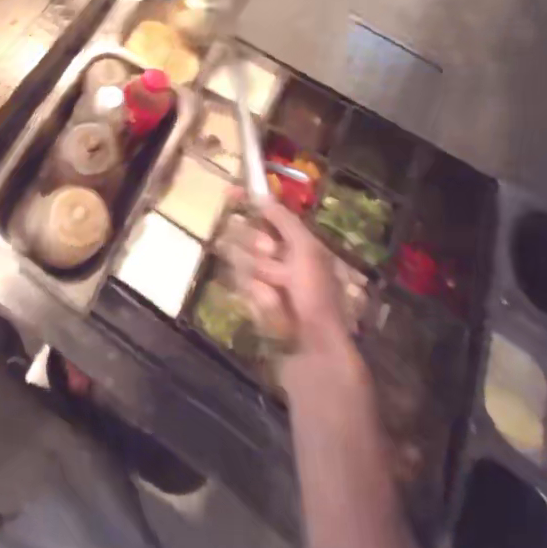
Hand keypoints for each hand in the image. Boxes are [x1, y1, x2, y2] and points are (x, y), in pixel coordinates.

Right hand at [243, 197, 353, 355]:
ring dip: (257, 281)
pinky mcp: (256, 308)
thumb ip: (284, 221)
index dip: (252, 204)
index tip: (230, 192)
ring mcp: (270, 286)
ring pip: (242, 265)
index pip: (270, 216)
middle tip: (271, 264)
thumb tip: (262, 194)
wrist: (315, 354)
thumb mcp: (307, 252)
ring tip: (276, 300)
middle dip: (255, 250)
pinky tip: (271, 314)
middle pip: (250, 239)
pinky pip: (241, 292)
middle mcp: (286, 262)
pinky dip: (256, 301)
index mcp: (302, 246)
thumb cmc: (316, 297)